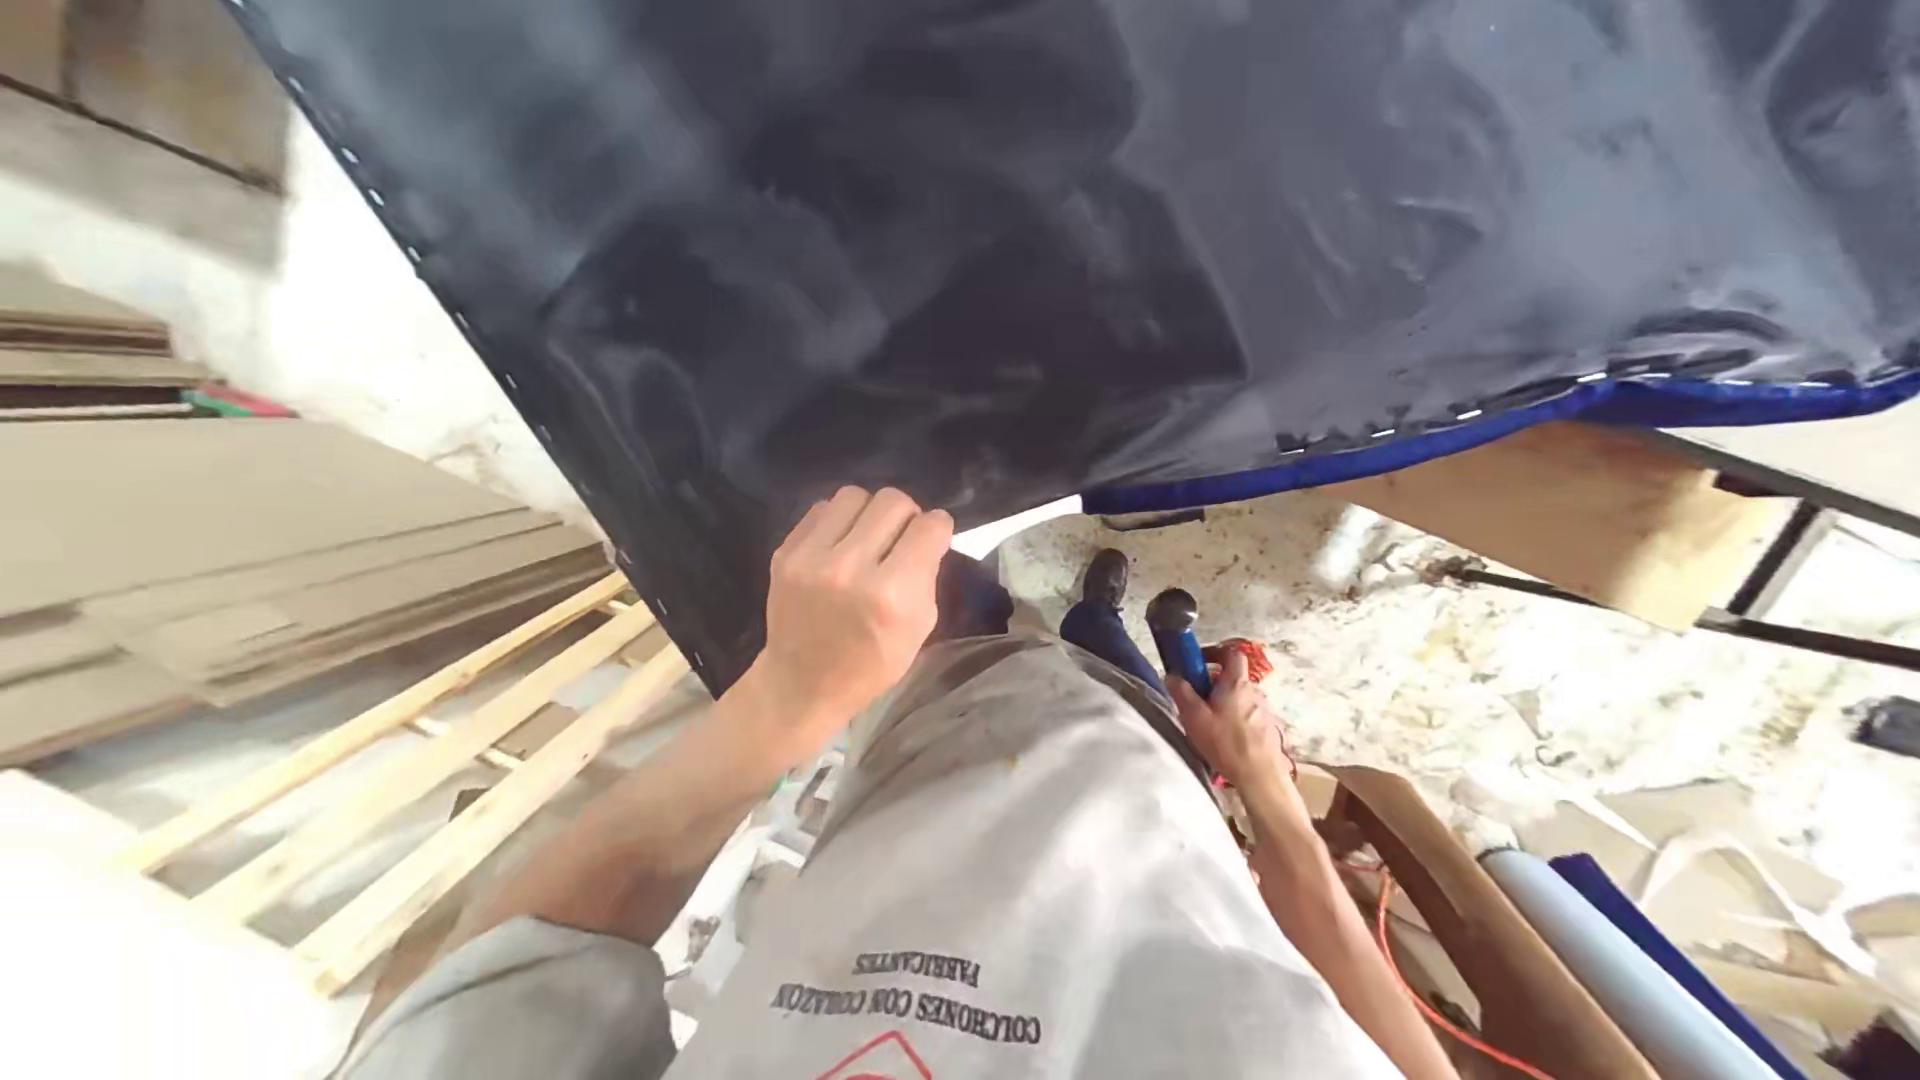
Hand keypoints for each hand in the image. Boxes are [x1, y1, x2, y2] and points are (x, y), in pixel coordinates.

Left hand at [743, 486, 952, 750]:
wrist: (802, 683)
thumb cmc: (871, 663)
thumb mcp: (919, 628)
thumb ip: (926, 576)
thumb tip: (926, 535)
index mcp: (892, 594)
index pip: (929, 526)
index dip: (938, 529)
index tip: (933, 539)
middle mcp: (850, 568)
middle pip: (893, 500)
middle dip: (907, 516)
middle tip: (901, 538)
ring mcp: (811, 558)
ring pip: (855, 495)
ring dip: (870, 512)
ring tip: (868, 536)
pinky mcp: (785, 553)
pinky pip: (822, 509)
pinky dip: (838, 521)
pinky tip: (840, 544)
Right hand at [1170, 650, 1293, 791]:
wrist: (1260, 776)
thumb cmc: (1225, 742)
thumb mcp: (1194, 716)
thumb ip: (1181, 692)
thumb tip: (1171, 675)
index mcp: (1236, 683)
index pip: (1232, 653)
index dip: (1215, 652)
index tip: (1198, 661)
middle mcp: (1254, 691)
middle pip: (1233, 677)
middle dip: (1214, 682)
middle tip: (1196, 697)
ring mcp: (1264, 710)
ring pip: (1240, 696)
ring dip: (1225, 700)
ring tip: (1209, 720)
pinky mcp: (1269, 728)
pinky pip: (1248, 713)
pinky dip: (1235, 716)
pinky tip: (1226, 736)